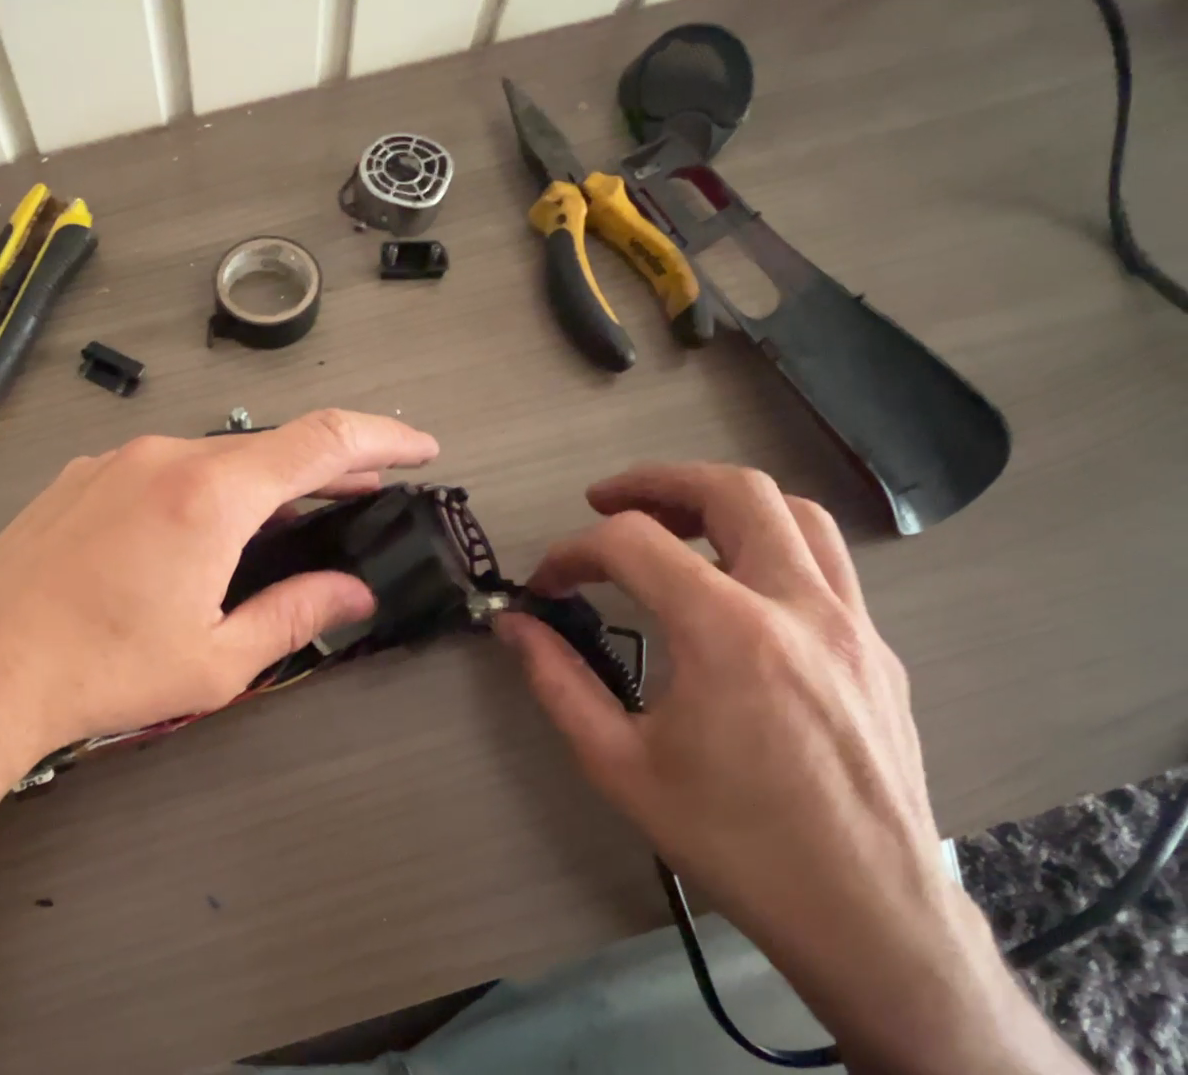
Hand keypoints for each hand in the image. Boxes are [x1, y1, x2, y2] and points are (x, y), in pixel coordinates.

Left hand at [0, 410, 438, 791]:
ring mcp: (112, 462)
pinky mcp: (77, 480)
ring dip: (258, 485)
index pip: (324, 442)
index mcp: (211, 494)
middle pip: (267, 448)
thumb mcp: (217, 660)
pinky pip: (160, 470)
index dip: (384, 438)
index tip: (420, 448)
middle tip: (362, 501)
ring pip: (211, 458)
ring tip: (283, 526)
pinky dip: (201, 490)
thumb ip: (297, 613)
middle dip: (324, 471)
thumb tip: (354, 592)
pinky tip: (195, 536)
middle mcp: (163, 457)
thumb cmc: (102, 673)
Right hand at [496, 464, 1080, 1069]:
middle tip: (605, 500)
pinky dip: (770, 545)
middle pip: (733, 491)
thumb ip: (557, 680)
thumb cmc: (728, 838)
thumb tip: (513, 626)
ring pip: (796, 513)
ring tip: (674, 525)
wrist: (863, 911)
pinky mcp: (878, 650)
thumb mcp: (617, 763)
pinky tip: (735, 590)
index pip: (634, 543)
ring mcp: (853, 624)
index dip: (573, 552)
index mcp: (727, 633)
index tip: (546, 586)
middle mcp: (799, 607)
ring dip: (724, 502)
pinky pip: (827, 564)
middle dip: (657, 481)